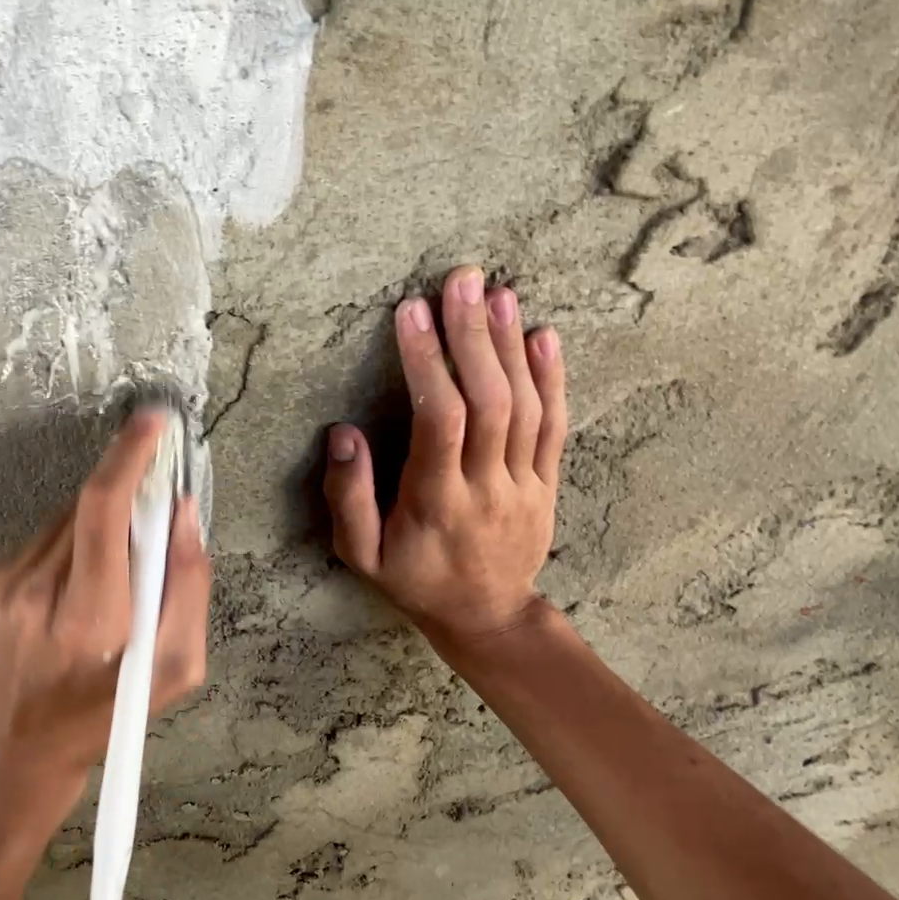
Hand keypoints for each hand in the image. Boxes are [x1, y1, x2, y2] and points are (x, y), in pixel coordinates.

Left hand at [0, 410, 211, 784]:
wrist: (19, 743)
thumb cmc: (107, 713)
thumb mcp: (174, 669)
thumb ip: (187, 586)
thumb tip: (181, 511)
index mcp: (89, 616)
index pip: (102, 511)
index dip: (127, 457)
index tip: (150, 421)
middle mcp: (36, 589)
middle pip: (89, 509)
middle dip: (125, 507)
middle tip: (142, 543)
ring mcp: (5, 580)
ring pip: (67, 520)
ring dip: (96, 532)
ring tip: (100, 587)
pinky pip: (44, 537)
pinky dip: (69, 547)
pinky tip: (68, 593)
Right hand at [323, 265, 567, 643]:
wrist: (488, 618)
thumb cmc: (413, 580)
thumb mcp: (360, 554)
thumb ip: (348, 496)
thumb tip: (342, 434)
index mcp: (437, 501)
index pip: (439, 420)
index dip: (428, 363)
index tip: (411, 312)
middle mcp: (488, 486)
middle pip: (490, 401)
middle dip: (473, 335)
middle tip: (461, 281)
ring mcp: (525, 483)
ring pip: (527, 406)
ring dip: (511, 345)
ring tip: (498, 292)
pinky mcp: (547, 481)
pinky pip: (556, 424)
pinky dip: (552, 377)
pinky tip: (543, 335)